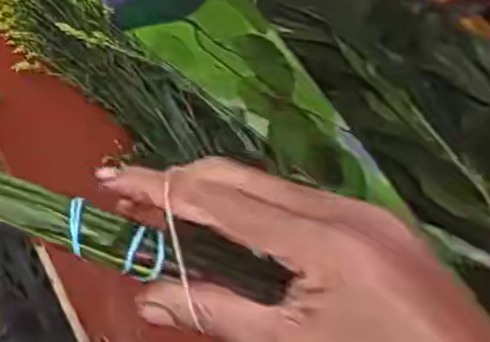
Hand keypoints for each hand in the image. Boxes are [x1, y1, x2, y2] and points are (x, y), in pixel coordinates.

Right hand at [98, 159, 489, 341]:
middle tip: (128, 197)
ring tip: (168, 212)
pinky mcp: (380, 224)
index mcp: (326, 240)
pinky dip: (253, 210)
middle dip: (177, 182)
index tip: (108, 179)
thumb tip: (144, 296)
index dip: (156, 186)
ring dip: (212, 194)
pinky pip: (297, 202)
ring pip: (264, 184)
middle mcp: (344, 207)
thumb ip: (215, 313)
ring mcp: (367, 211)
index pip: (217, 198)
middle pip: (236, 176)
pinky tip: (231, 229)